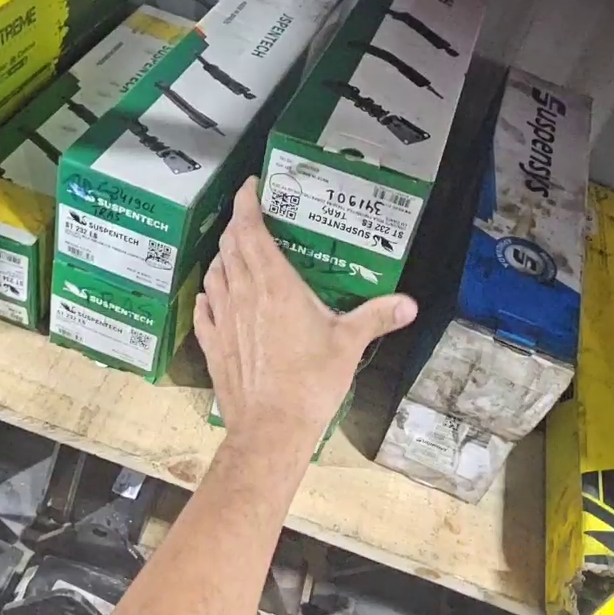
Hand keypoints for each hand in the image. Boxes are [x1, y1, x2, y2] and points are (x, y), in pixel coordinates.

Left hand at [196, 177, 416, 447]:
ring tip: (235, 253)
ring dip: (223, 257)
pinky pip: (204, 309)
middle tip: (252, 218)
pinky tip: (212, 295)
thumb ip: (377, 317)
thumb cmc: (311, 382)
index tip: (251, 186)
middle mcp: (243, 294)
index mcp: (275, 285)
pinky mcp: (213, 344)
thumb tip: (409, 304)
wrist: (271, 428)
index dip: (247, 202)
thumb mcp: (349, 344)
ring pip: (215, 273)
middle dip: (237, 225)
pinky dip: (208, 294)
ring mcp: (223, 319)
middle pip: (230, 246)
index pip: (251, 230)